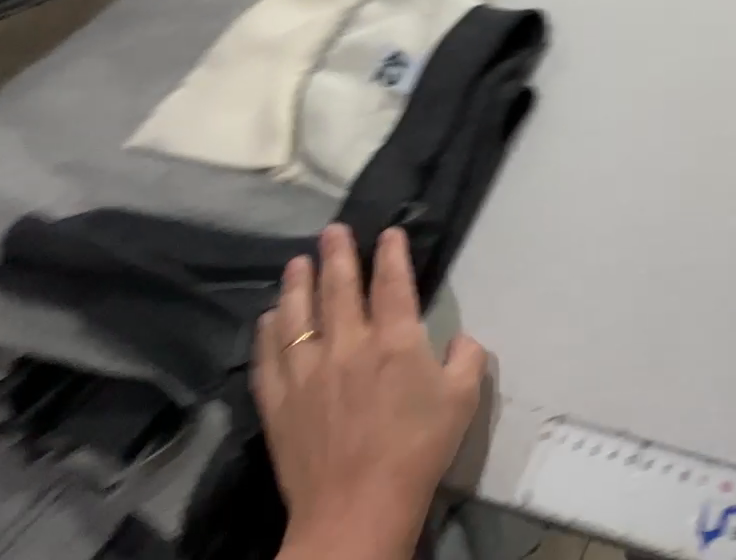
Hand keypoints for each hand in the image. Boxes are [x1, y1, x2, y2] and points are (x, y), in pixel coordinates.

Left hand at [254, 224, 487, 559]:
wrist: (358, 505)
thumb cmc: (420, 447)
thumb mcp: (464, 397)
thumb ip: (467, 357)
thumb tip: (459, 339)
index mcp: (396, 341)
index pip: (392, 284)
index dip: (391, 254)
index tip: (389, 233)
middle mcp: (348, 346)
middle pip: (338, 289)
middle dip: (338, 255)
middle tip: (334, 230)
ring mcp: (307, 373)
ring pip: (297, 316)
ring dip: (298, 284)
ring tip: (298, 261)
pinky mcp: (279, 402)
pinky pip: (268, 356)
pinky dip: (268, 331)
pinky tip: (270, 316)